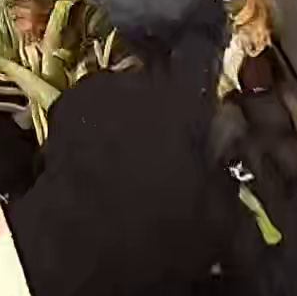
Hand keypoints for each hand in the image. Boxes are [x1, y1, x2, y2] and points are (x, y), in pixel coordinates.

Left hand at [5, 31, 236, 295]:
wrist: (81, 242)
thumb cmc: (159, 231)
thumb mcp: (214, 213)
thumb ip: (223, 160)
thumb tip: (229, 127)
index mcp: (183, 99)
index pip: (198, 53)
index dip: (202, 54)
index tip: (204, 62)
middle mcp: (142, 79)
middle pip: (158, 74)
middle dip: (163, 96)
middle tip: (164, 134)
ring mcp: (101, 86)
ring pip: (123, 88)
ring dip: (128, 107)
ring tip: (125, 147)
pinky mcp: (68, 100)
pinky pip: (91, 102)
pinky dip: (95, 118)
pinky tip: (94, 151)